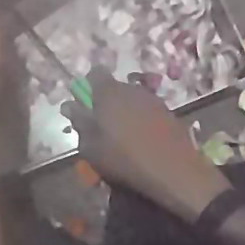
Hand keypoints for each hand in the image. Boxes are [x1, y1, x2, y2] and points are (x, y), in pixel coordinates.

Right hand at [63, 70, 231, 221]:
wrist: (174, 170)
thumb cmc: (124, 159)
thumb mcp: (91, 147)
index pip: (94, 74)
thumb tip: (70, 106)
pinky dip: (141, 120)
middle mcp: (131, 88)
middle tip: (102, 127)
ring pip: (131, 99)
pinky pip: (147, 110)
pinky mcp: (168, 112)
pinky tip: (142, 141)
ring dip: (124, 112)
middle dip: (106, 102)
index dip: (88, 88)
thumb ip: (80, 122)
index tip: (86, 108)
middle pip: (114, 87)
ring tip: (122, 138)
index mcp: (109, 92)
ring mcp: (153, 99)